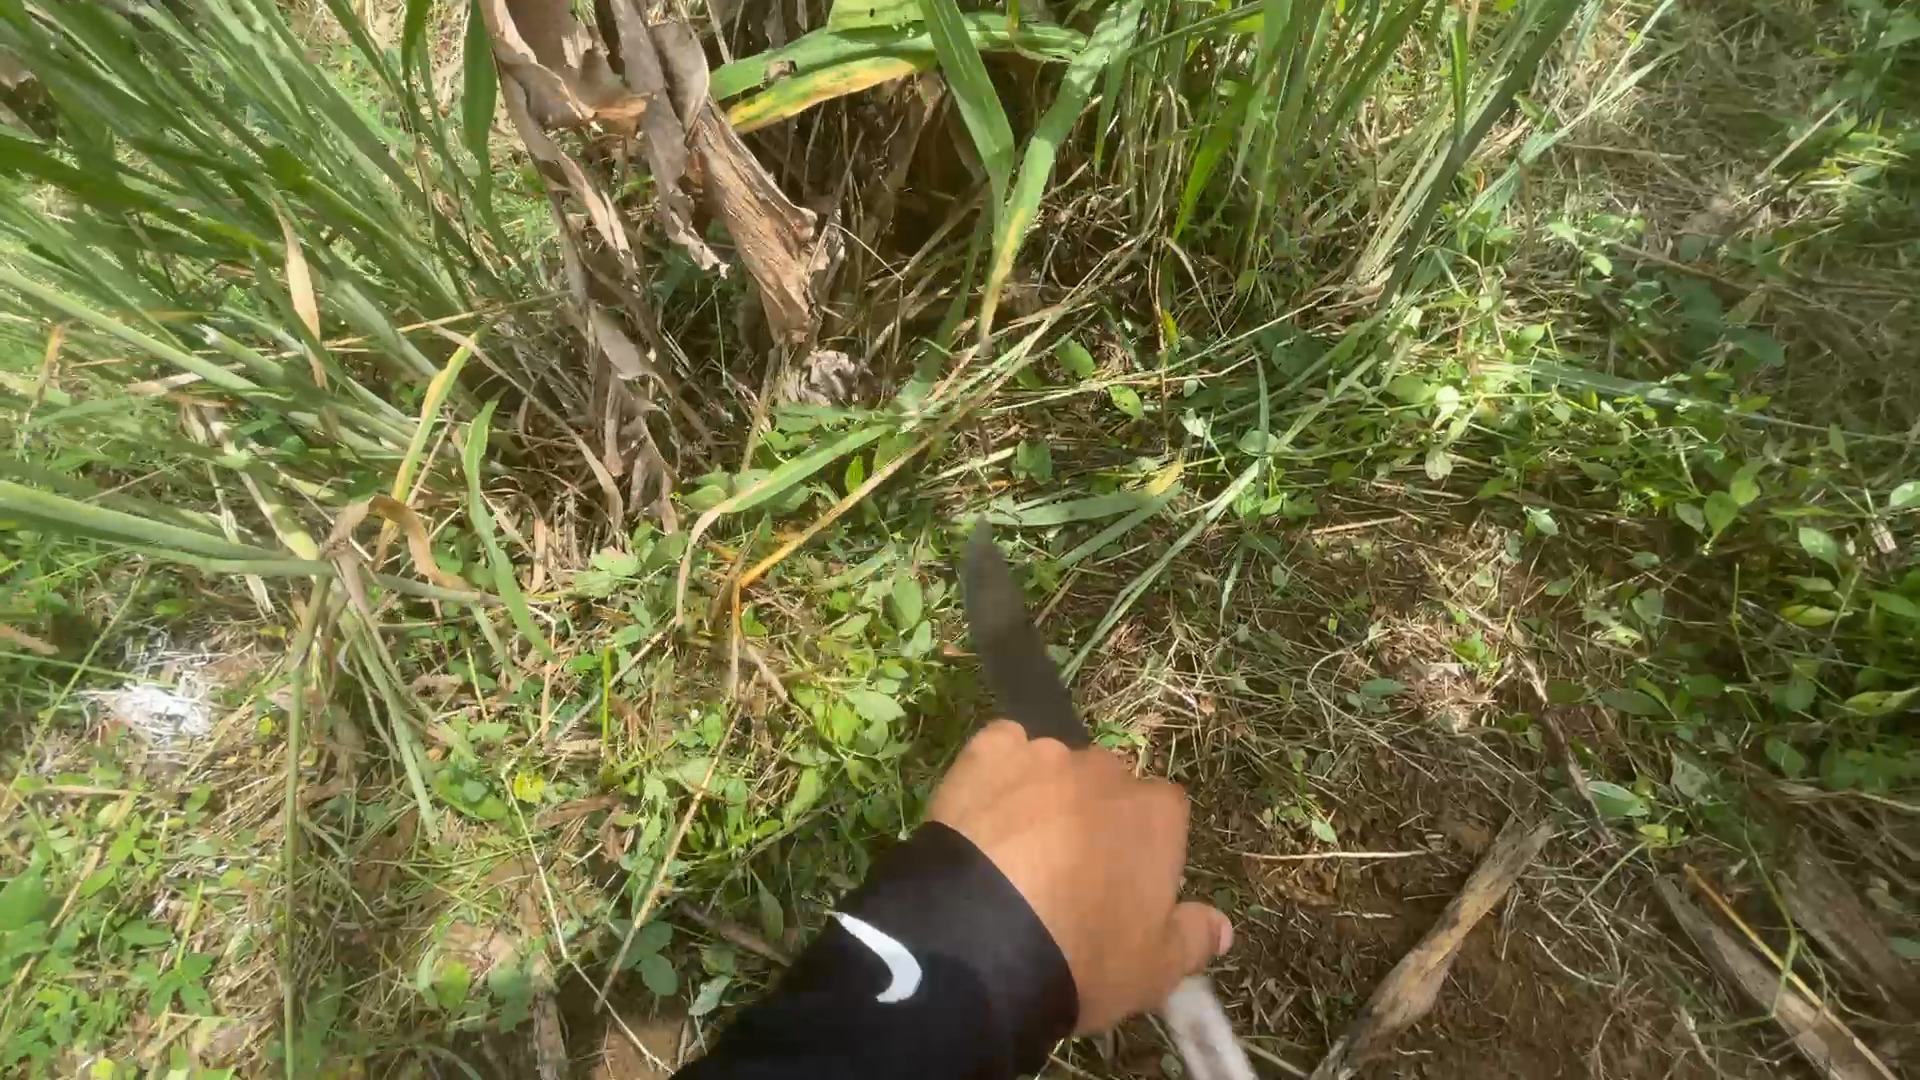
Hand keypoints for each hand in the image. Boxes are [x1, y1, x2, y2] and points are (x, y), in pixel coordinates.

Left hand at [928, 721, 1231, 1032]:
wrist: (984, 938)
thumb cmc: (1082, 957)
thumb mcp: (1153, 970)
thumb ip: (1192, 939)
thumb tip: (1221, 925)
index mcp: (1154, 814)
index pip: (1164, 810)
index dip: (1144, 842)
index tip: (1123, 878)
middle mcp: (1104, 771)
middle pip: (1108, 782)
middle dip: (1094, 812)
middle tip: (1067, 865)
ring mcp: (1045, 755)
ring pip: (1054, 764)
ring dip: (1044, 792)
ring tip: (1014, 844)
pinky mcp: (990, 750)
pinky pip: (1003, 744)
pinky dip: (998, 766)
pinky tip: (984, 803)